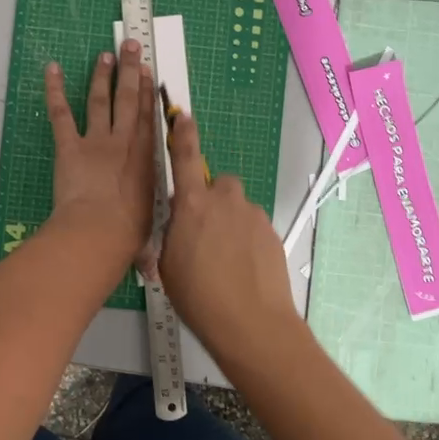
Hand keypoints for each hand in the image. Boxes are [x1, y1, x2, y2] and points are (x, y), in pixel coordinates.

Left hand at [43, 40, 154, 261]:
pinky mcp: (69, 146)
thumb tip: (147, 254)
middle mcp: (124, 142)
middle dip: (130, 71)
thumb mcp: (147, 228)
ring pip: (100, 101)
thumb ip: (146, 227)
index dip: (149, 92)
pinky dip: (54, 90)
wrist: (99, 231)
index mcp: (147, 159)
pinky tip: (51, 69)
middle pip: (129, 100)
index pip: (150, 118)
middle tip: (130, 46)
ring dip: (101, 76)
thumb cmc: (127, 235)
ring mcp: (96, 141)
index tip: (149, 72)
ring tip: (104, 55)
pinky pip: (61, 114)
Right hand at [159, 114, 303, 358]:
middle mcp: (225, 202)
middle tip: (201, 232)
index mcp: (192, 205)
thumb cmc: (198, 297)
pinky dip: (245, 240)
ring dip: (229, 222)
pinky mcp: (271, 233)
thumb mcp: (166, 264)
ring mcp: (252, 216)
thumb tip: (179, 224)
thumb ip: (172, 234)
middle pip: (218, 185)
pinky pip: (252, 226)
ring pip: (236, 208)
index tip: (183, 115)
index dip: (183, 134)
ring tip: (222, 259)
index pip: (186, 158)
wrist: (252, 324)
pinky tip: (240, 269)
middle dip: (211, 199)